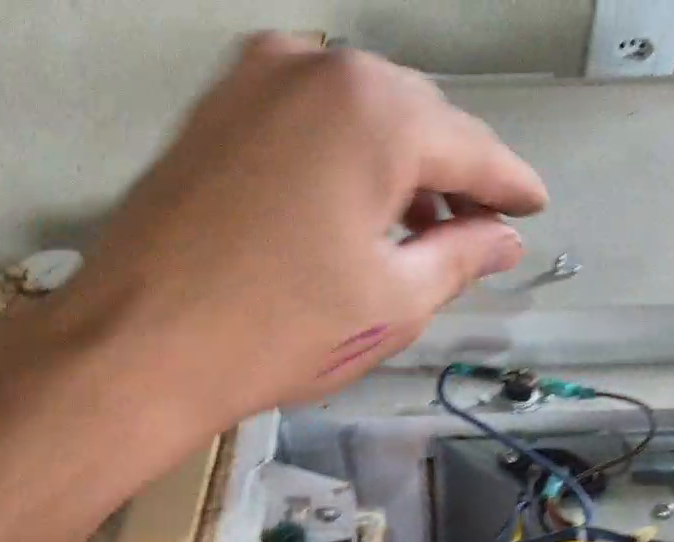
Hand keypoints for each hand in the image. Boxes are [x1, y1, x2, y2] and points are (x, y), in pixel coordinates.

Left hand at [0, 32, 545, 453]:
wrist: (139, 344)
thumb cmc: (280, 331)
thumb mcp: (393, 303)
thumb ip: (460, 257)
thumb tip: (502, 238)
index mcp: (376, 111)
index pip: (470, 147)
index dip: (509, 185)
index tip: (534, 207)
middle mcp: (319, 65)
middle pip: (415, 118)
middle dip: (451, 175)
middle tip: (472, 230)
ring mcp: (256, 77)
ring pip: (358, 113)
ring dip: (396, 164)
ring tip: (413, 231)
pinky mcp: (216, 104)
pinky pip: (306, 117)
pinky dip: (341, 154)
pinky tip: (349, 205)